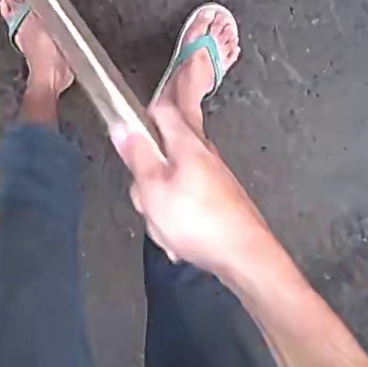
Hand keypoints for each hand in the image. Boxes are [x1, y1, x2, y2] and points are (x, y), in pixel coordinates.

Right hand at [112, 101, 281, 283]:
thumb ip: (137, 156)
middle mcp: (203, 153)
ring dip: (162, 202)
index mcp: (186, 142)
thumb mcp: (153, 189)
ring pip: (173, 180)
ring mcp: (213, 175)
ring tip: (165, 223)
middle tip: (146, 194)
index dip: (141, 117)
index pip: (162, 109)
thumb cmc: (203, 224)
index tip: (130, 135)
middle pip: (163, 150)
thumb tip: (123, 129)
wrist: (244, 256)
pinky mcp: (218, 197)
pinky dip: (179, 217)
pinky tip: (179, 236)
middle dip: (148, 175)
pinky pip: (187, 200)